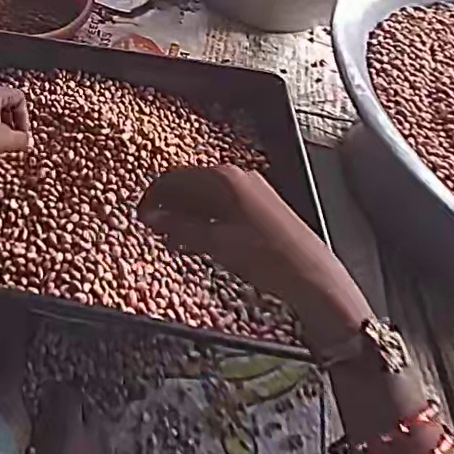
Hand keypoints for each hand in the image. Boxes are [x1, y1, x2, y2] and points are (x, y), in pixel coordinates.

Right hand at [138, 165, 370, 334]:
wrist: (313, 276)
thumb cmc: (268, 257)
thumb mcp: (216, 244)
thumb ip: (180, 228)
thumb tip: (150, 218)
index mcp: (224, 178)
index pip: (175, 178)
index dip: (153, 196)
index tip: (139, 215)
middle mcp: (237, 176)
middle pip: (190, 184)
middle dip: (169, 205)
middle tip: (153, 229)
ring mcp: (250, 189)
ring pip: (205, 195)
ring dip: (185, 214)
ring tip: (172, 238)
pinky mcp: (259, 205)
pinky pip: (221, 205)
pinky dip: (204, 219)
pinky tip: (197, 239)